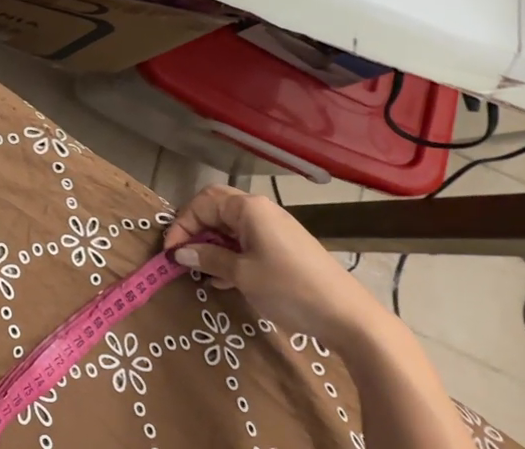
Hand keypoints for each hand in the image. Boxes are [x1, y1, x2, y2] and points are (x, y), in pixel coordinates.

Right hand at [163, 185, 380, 342]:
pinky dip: (232, 254)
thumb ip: (208, 259)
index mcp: (249, 208)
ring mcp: (277, 229)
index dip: (182, 225)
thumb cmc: (290, 289)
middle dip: (196, 229)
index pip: (201, 204)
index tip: (171, 253)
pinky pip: (248, 242)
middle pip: (216, 208)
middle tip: (184, 253)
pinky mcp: (287, 249)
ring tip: (202, 270)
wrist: (353, 320)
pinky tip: (225, 278)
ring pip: (232, 227)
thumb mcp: (242, 275)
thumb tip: (179, 253)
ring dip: (213, 244)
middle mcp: (262, 211)